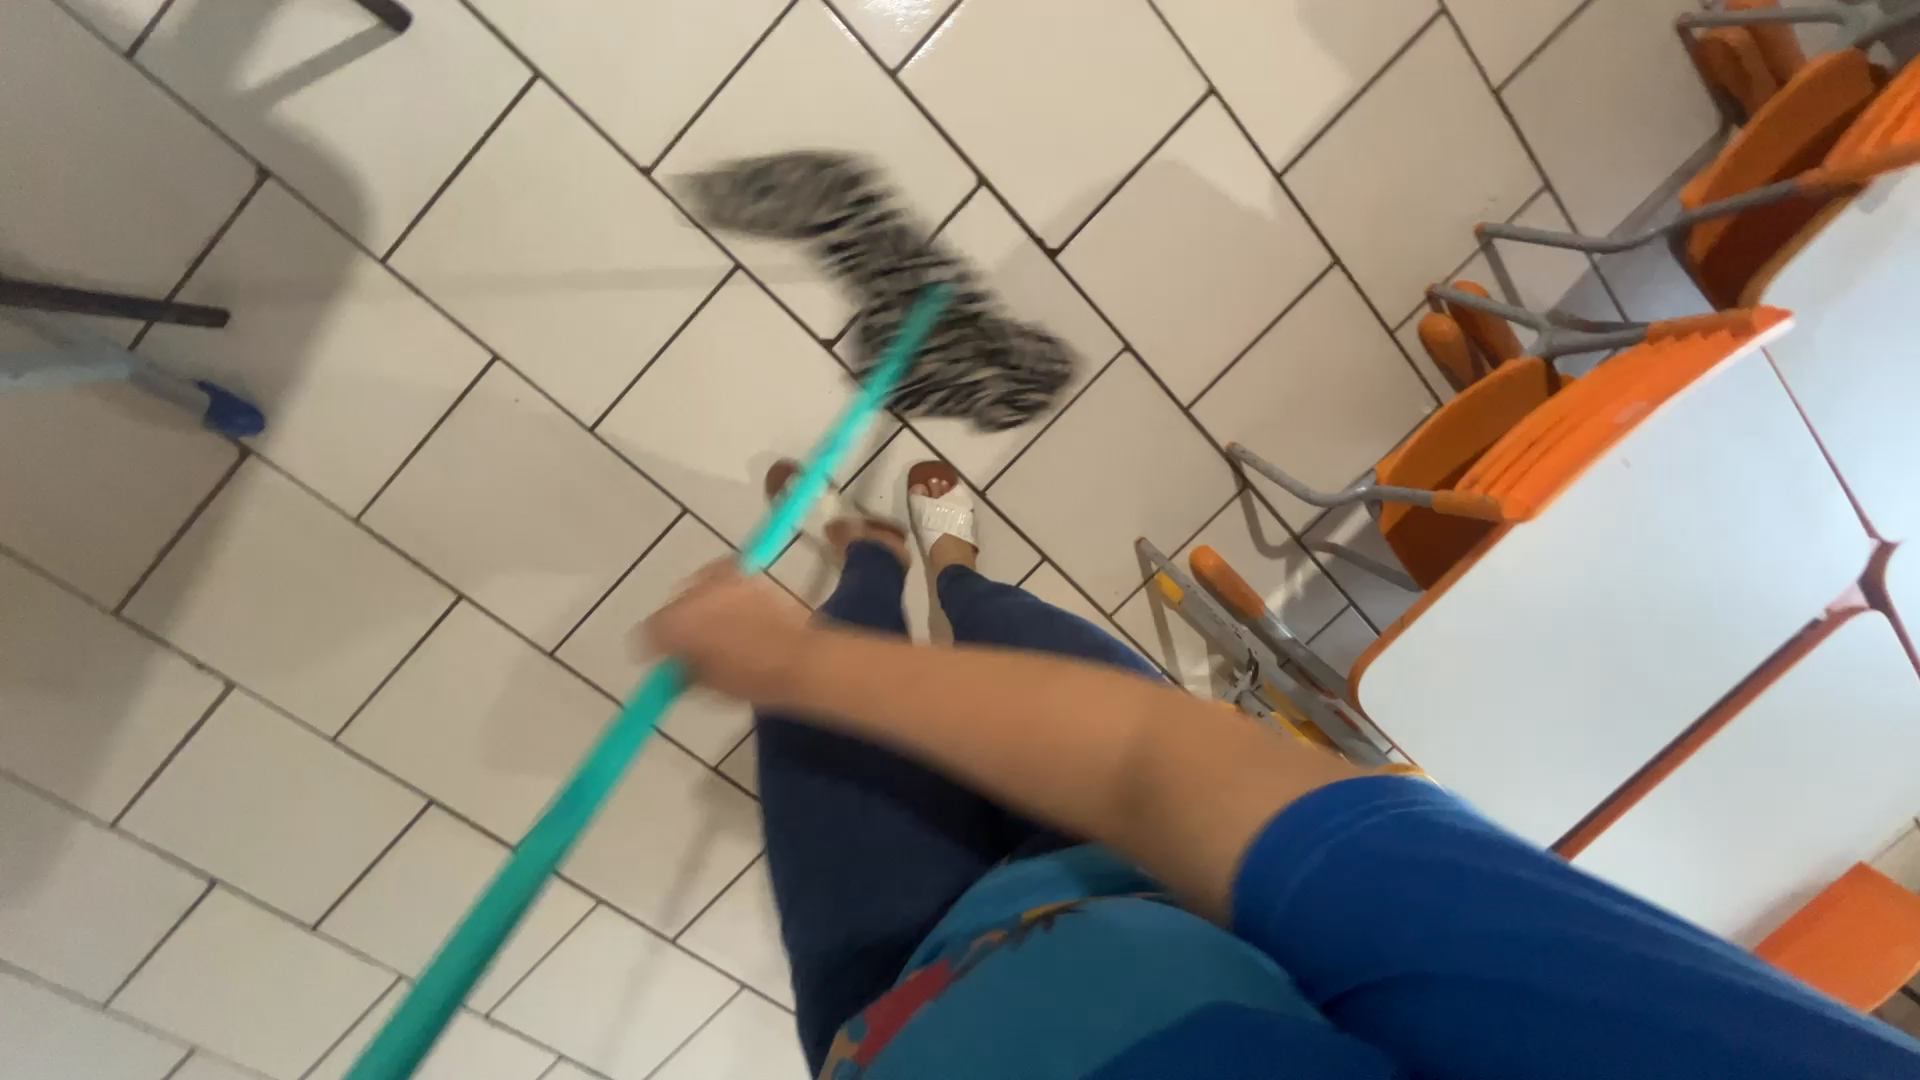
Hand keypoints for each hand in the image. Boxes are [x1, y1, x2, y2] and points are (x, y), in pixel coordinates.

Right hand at [634, 561, 814, 704]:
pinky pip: (720, 572)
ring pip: (694, 590)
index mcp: (676, 626)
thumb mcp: (708, 686)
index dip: (654, 649)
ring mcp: (720, 582)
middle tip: (692, 646)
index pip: (648, 632)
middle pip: (671, 608)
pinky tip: (728, 600)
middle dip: (677, 626)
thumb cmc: (752, 679)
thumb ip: (683, 672)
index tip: (666, 661)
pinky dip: (718, 583)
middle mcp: (692, 597)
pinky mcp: (745, 574)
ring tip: (715, 625)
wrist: (800, 658)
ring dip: (698, 605)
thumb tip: (675, 666)